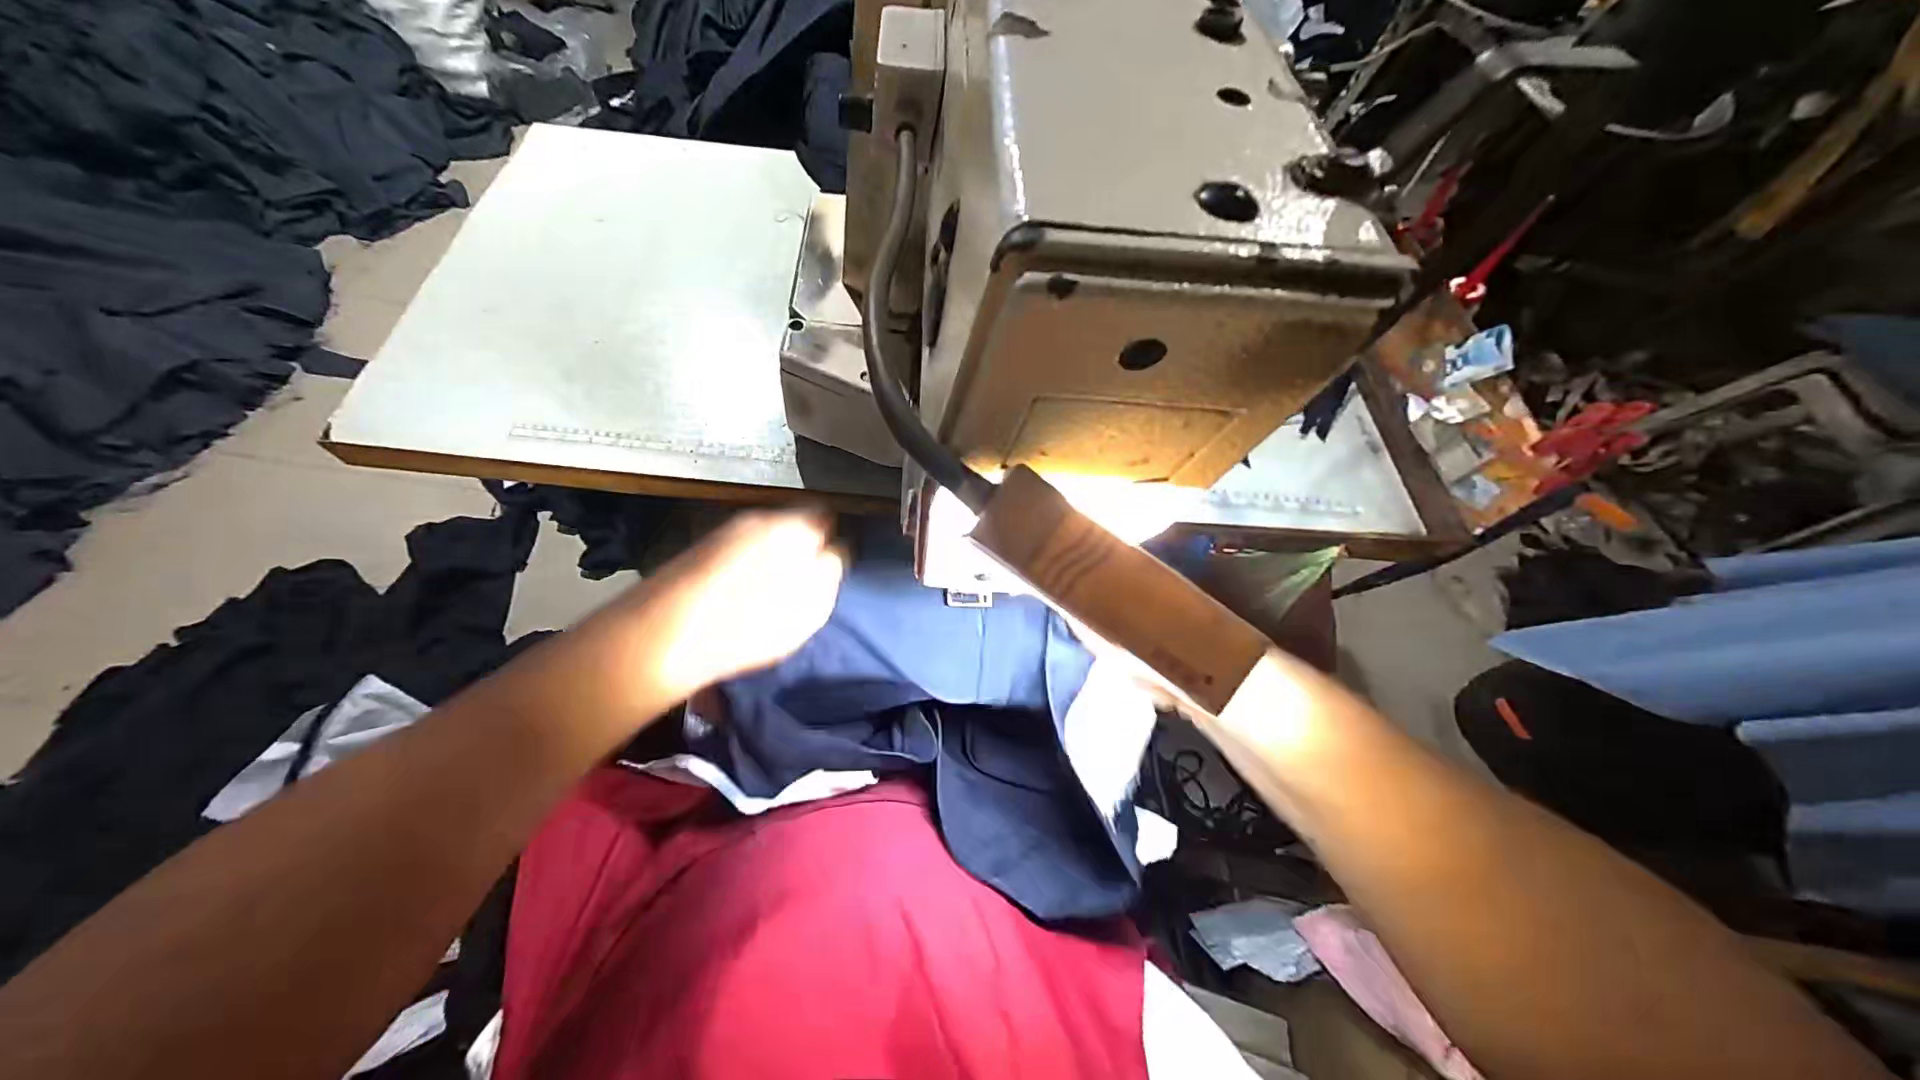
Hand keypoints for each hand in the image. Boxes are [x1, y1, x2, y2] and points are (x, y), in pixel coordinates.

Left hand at [618, 508, 845, 694]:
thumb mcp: (810, 605)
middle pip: (792, 525)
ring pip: (763, 539)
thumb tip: (837, 551)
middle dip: (803, 548)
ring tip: (773, 597)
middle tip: (807, 584)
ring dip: (773, 560)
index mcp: (789, 525)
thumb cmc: (747, 623)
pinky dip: (746, 571)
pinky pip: (738, 554)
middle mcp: (755, 519)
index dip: (834, 538)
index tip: (835, 563)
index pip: (826, 513)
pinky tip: (740, 601)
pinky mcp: (697, 554)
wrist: (659, 636)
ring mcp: (722, 533)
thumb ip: (831, 571)